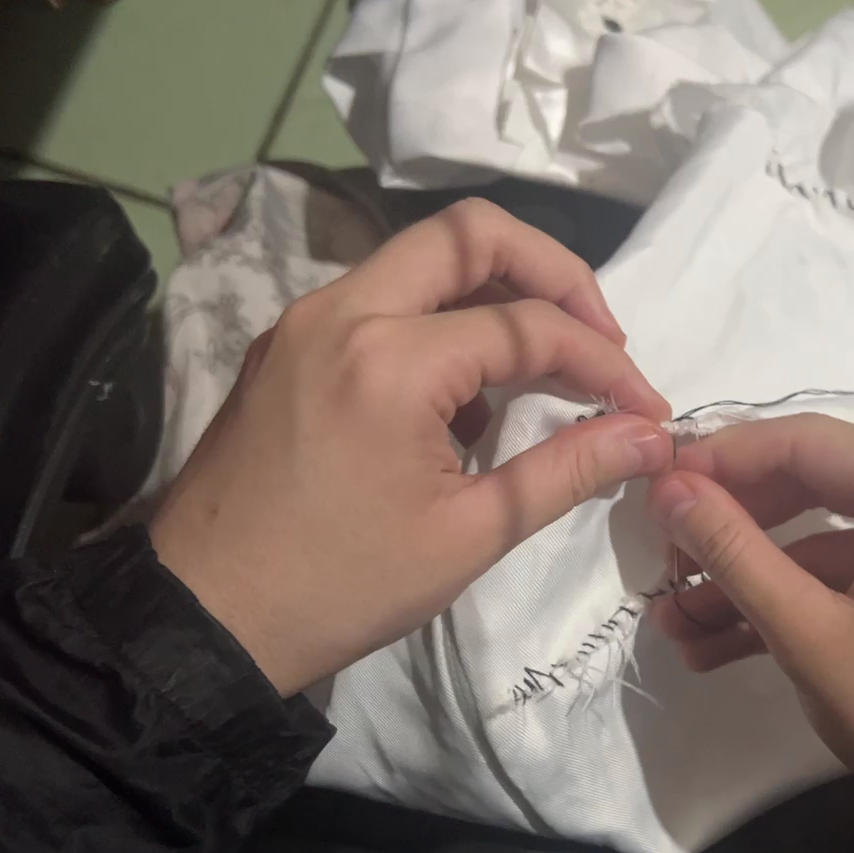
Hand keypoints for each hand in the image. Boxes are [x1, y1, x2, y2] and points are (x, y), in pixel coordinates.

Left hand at [151, 199, 674, 693]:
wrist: (204, 619)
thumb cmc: (343, 586)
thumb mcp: (471, 534)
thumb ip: (568, 470)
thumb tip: (650, 436)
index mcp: (391, 359)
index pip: (530, 326)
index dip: (605, 364)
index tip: (646, 408)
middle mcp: (342, 310)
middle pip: (470, 233)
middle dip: (555, 274)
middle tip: (600, 337)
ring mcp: (305, 321)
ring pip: (422, 259)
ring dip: (496, 294)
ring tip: (541, 368)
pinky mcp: (287, 345)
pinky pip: (382, 300)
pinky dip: (442, 323)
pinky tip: (461, 395)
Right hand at [646, 414, 853, 852]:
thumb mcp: (812, 637)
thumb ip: (734, 553)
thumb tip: (667, 489)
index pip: (810, 442)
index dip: (723, 459)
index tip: (657, 487)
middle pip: (818, 483)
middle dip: (734, 526)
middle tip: (666, 556)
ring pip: (829, 538)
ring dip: (754, 577)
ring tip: (675, 622)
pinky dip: (799, 601)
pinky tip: (721, 645)